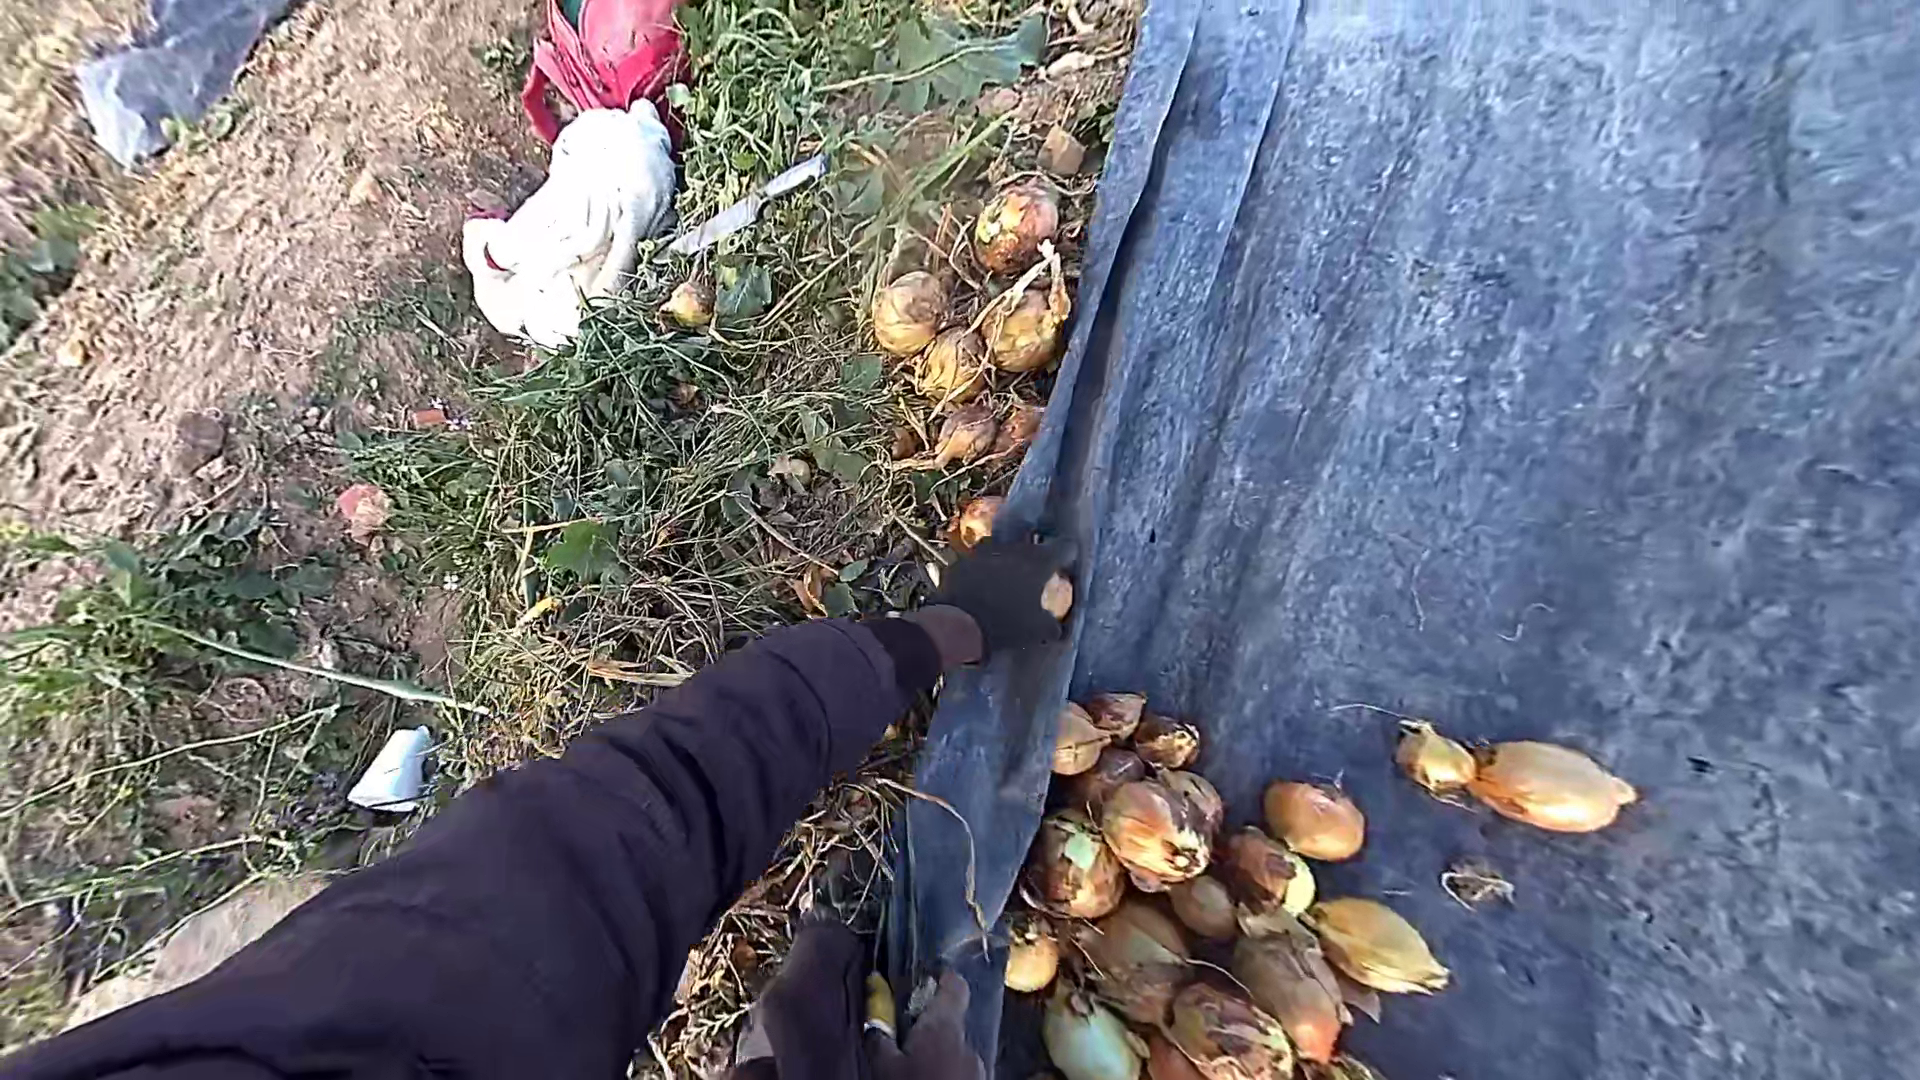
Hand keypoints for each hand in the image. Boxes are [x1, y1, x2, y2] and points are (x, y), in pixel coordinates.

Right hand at [865, 972, 984, 1079]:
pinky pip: (963, 1073)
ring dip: (941, 1056)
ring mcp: (979, 1069)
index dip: (943, 978)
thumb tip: (873, 1013)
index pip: (955, 985)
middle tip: (909, 1042)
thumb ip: (879, 1038)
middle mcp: (968, 1041)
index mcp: (945, 1025)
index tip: (927, 979)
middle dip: (933, 1029)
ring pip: (957, 1051)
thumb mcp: (885, 1070)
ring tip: (918, 1070)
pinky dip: (948, 1074)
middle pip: (952, 1023)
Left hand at [933, 537, 1076, 655]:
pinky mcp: (963, 560)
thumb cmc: (1006, 624)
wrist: (959, 624)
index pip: (1065, 547)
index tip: (1067, 566)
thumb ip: (1053, 626)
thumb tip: (1059, 628)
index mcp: (1038, 561)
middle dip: (1036, 559)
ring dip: (1008, 561)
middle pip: (1032, 547)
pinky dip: (984, 570)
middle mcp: (1014, 549)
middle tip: (1036, 576)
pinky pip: (980, 561)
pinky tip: (982, 585)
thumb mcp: (1038, 631)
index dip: (1068, 556)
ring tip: (1007, 579)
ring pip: (1004, 550)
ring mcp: (985, 551)